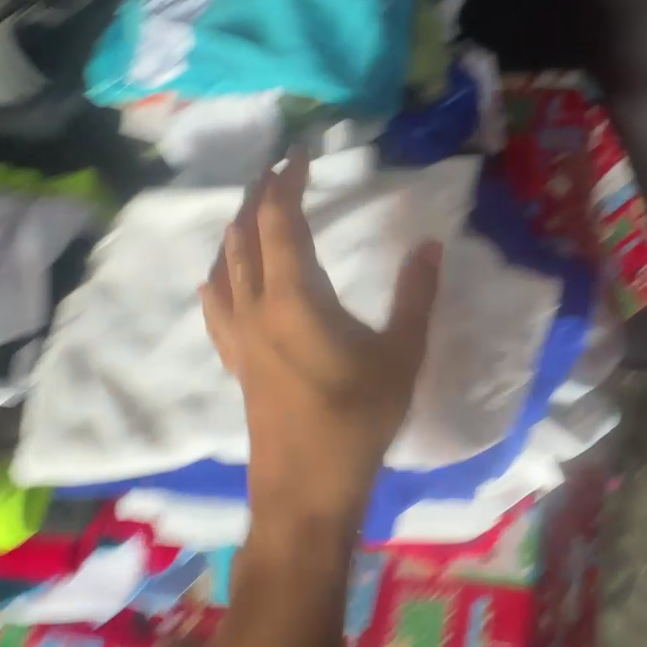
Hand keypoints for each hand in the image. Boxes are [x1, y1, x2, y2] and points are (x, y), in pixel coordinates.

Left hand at [200, 148, 442, 526]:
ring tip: (256, 211)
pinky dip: (220, 274)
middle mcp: (255, 308)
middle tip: (280, 171)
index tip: (300, 153)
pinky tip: (222, 277)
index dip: (286, 182)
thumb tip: (430, 244)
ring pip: (223, 266)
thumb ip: (416, 295)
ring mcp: (238, 338)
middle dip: (258, 197)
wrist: (306, 492)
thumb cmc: (358, 420)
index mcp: (293, 298)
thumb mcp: (402, 354)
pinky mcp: (236, 362)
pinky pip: (216, 303)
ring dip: (237, 230)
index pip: (279, 222)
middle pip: (243, 236)